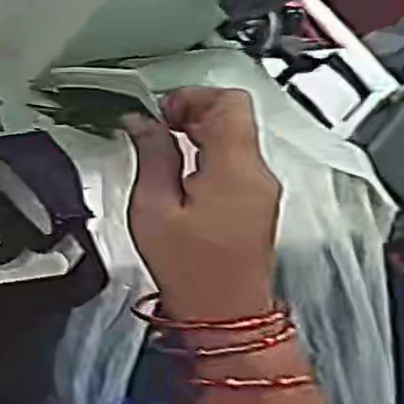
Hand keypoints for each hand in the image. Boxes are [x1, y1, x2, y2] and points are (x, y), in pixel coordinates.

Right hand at [122, 88, 280, 319]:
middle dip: (190, 109)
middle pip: (234, 113)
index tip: (156, 111)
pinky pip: (234, 155)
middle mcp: (258, 173)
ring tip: (159, 143)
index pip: (228, 104)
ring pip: (234, 132)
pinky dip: (204, 147)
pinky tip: (175, 164)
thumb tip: (142, 122)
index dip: (189, 97)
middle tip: (152, 124)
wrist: (222, 307)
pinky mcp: (255, 198)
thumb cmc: (186, 263)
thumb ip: (151, 155)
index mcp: (235, 170)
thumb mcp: (152, 205)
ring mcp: (261, 186)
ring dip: (196, 128)